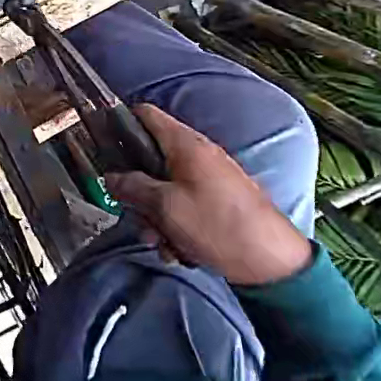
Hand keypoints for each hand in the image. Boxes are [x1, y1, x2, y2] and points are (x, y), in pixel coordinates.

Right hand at [103, 104, 313, 286]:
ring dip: (156, 214)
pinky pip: (184, 203)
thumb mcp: (165, 207)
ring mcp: (210, 178)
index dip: (120, 123)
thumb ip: (132, 187)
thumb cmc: (217, 226)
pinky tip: (180, 249)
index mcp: (185, 144)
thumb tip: (112, 177)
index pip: (144, 114)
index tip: (104, 146)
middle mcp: (198, 154)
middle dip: (138, 189)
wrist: (276, 267)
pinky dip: (177, 224)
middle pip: (150, 158)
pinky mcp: (220, 201)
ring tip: (162, 241)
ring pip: (165, 186)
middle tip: (136, 213)